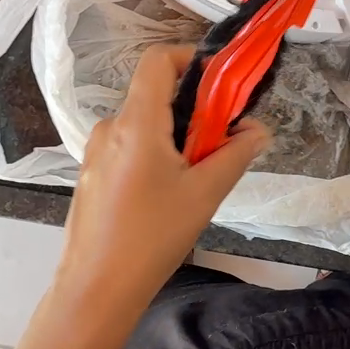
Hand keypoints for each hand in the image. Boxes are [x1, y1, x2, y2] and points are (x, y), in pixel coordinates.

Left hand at [53, 45, 269, 313]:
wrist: (94, 290)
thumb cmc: (153, 238)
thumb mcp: (204, 194)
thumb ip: (235, 154)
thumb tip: (259, 130)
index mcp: (136, 122)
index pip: (158, 60)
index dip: (190, 58)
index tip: (219, 81)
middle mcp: (110, 126)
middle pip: (154, 94)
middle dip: (192, 108)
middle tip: (219, 141)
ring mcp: (95, 151)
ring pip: (142, 124)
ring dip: (173, 135)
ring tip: (196, 177)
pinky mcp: (90, 174)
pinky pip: (127, 146)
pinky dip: (153, 154)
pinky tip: (166, 195)